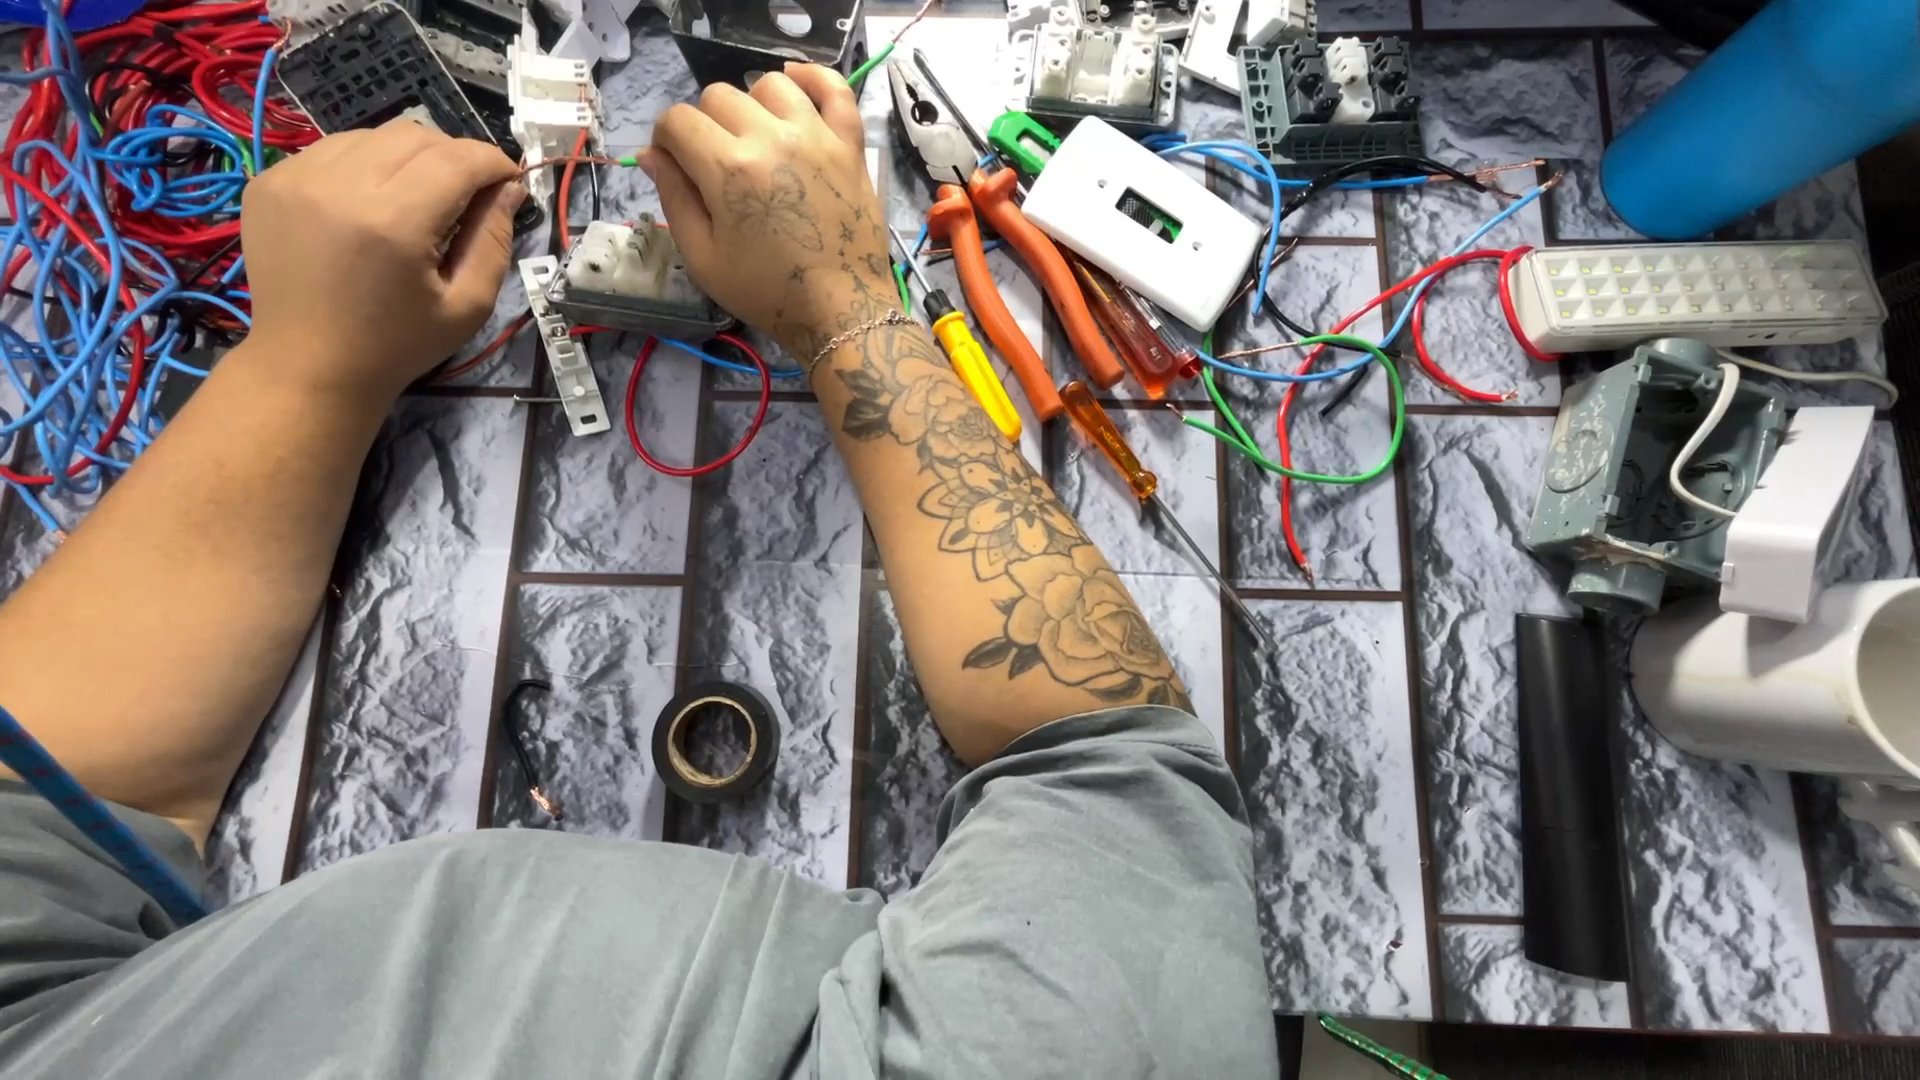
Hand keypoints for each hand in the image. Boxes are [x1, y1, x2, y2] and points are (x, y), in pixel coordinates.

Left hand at [240, 119, 524, 401]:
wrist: (311, 363)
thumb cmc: (401, 343)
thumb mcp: (469, 304)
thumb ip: (493, 241)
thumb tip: (510, 189)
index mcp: (394, 223)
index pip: (455, 160)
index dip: (493, 161)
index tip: (513, 179)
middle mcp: (339, 185)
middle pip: (415, 136)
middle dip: (457, 155)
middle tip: (476, 191)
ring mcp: (295, 177)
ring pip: (373, 135)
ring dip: (413, 156)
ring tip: (428, 196)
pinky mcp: (271, 180)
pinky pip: (334, 150)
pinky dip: (371, 164)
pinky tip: (381, 201)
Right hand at [644, 64, 895, 360]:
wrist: (843, 312)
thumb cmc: (770, 294)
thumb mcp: (705, 260)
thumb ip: (675, 200)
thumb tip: (653, 156)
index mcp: (728, 169)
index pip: (678, 122)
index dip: (669, 143)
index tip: (679, 168)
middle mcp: (771, 139)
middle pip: (720, 98)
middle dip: (707, 128)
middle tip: (721, 169)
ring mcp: (816, 138)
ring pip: (770, 86)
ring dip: (753, 105)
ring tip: (758, 140)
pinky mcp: (849, 148)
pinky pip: (835, 90)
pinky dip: (813, 79)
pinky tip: (795, 86)